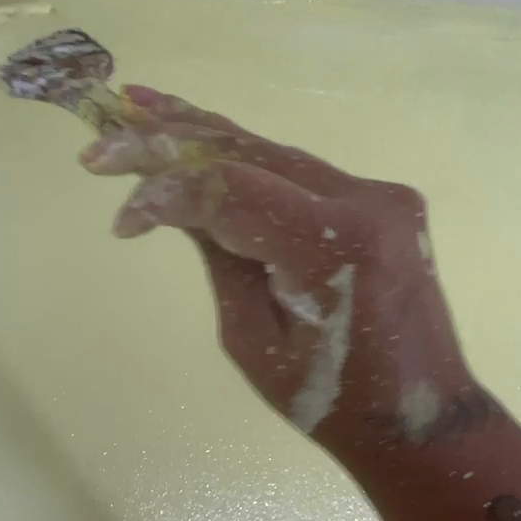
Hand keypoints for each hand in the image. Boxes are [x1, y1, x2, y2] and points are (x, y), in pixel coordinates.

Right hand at [82, 85, 483, 457]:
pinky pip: (291, 172)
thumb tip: (186, 211)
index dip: (168, 195)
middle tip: (105, 134)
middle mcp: (363, 198)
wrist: (416, 413)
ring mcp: (373, 193)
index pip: (233, 193)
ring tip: (139, 106)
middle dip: (171, 142)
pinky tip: (200, 135)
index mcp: (334, 245)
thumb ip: (222, 264)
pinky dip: (239, 158)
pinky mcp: (369, 200)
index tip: (120, 224)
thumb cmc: (326, 398)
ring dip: (201, 134)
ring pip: (269, 153)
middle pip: (249, 155)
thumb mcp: (252, 341)